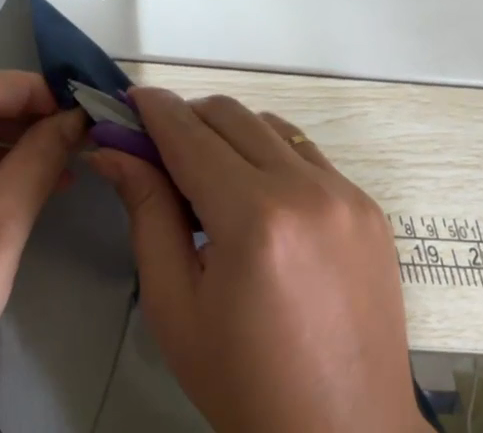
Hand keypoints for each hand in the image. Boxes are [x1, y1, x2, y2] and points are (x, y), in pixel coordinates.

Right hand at [88, 88, 426, 432]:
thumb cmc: (243, 380)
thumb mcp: (173, 302)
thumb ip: (145, 211)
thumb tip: (113, 150)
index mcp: (255, 219)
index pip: (188, 133)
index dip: (151, 109)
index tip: (123, 103)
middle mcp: (308, 192)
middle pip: (230, 114)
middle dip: (185, 118)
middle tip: (155, 150)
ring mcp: (348, 197)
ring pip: (270, 125)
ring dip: (228, 133)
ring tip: (206, 179)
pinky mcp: (369, 209)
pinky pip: (306, 154)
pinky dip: (269, 156)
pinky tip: (254, 200)